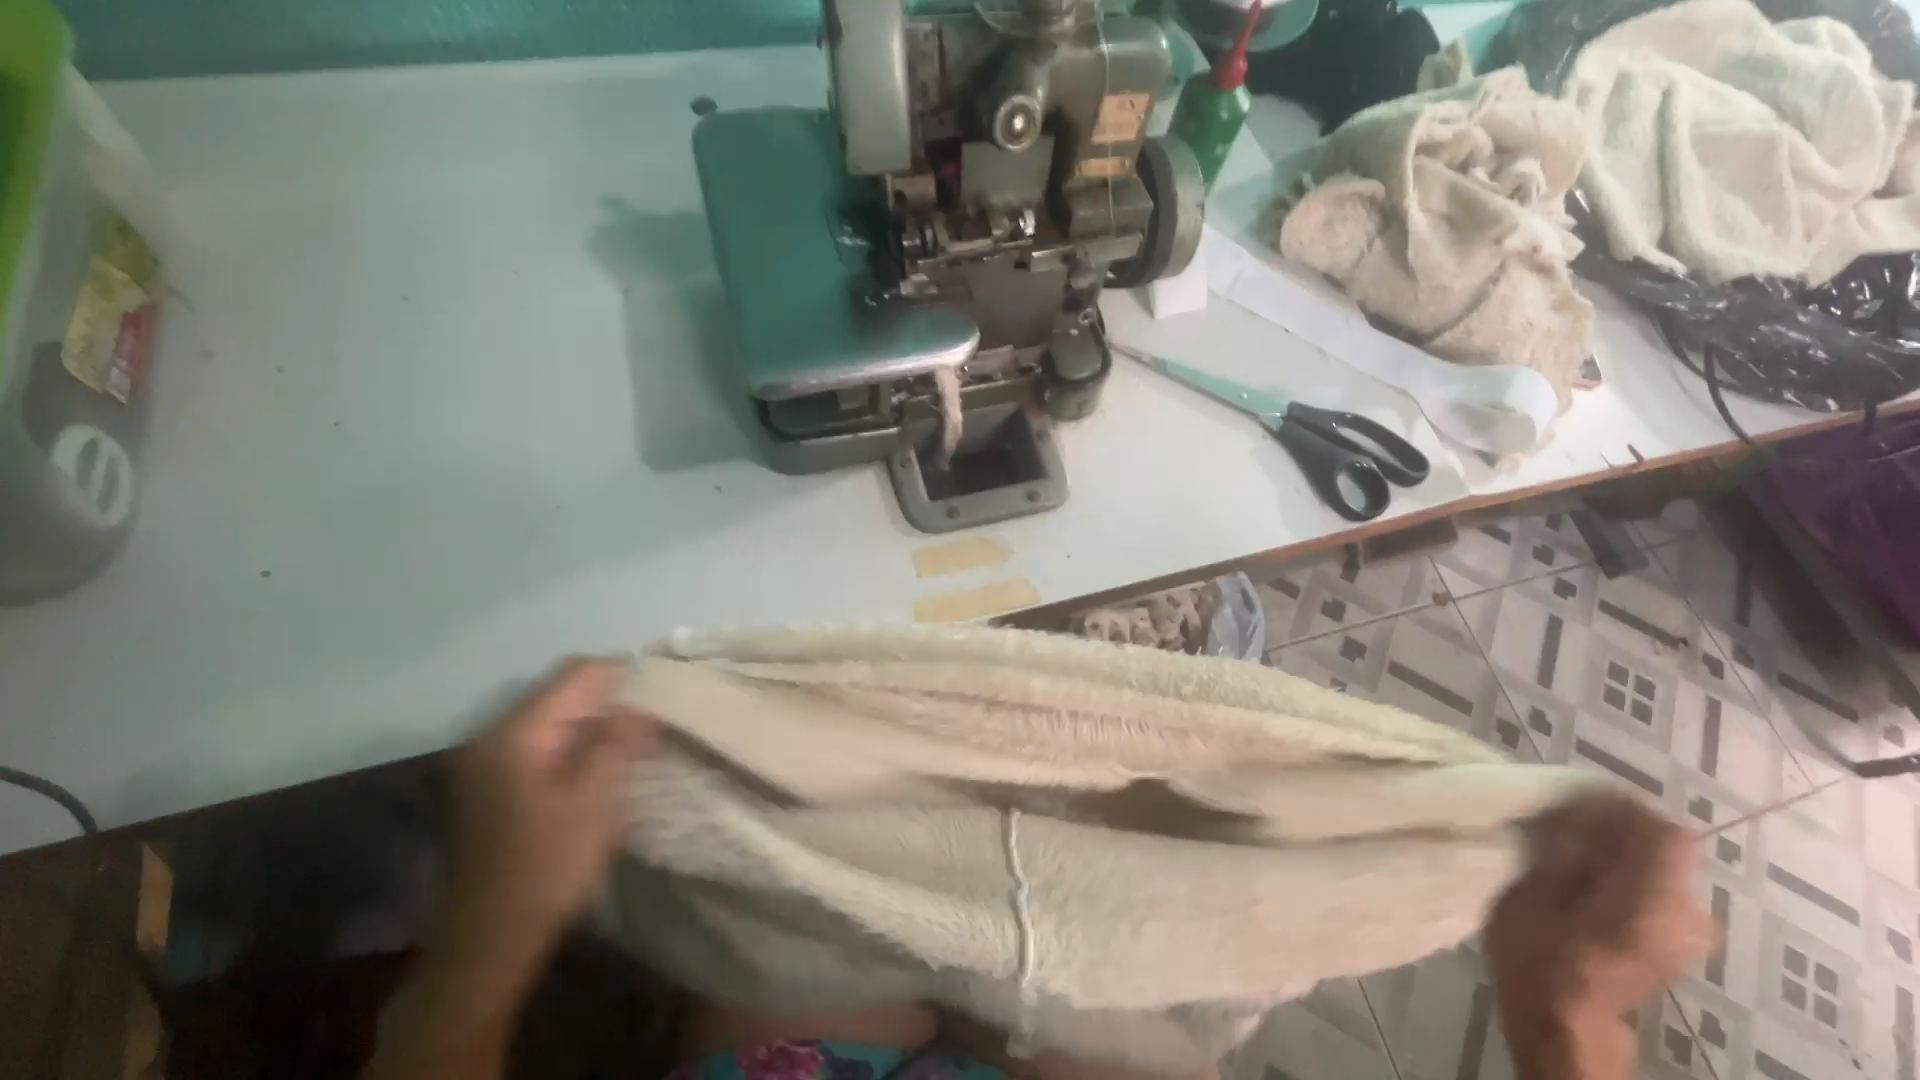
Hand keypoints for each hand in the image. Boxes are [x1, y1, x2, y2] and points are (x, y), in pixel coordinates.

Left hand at [439, 656, 655, 973]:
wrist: (486, 945)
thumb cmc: (546, 869)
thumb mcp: (594, 801)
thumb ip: (617, 742)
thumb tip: (641, 703)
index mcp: (514, 734)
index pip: (576, 674)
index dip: (624, 676)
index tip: (662, 697)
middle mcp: (489, 737)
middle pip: (559, 692)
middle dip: (609, 700)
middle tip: (652, 724)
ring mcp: (482, 764)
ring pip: (550, 719)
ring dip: (592, 725)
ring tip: (633, 747)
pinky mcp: (486, 789)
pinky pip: (537, 746)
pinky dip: (571, 747)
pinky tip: (597, 773)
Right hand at [1487, 793, 1714, 1079]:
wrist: (1561, 1024)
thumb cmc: (1538, 956)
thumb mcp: (1534, 891)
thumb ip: (1568, 847)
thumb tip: (1585, 806)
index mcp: (1655, 901)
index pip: (1663, 830)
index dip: (1622, 809)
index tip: (1577, 805)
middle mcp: (1688, 915)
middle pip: (1660, 848)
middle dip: (1615, 832)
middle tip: (1564, 832)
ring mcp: (1690, 934)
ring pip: (1657, 868)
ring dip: (1617, 856)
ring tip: (1569, 861)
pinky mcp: (1678, 944)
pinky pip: (1656, 891)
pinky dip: (1624, 879)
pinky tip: (1586, 890)